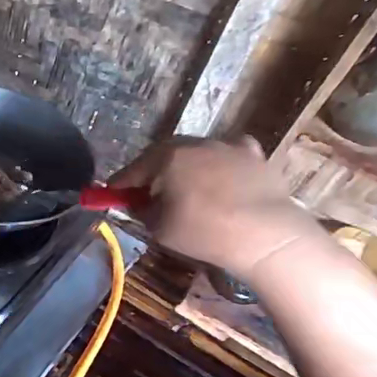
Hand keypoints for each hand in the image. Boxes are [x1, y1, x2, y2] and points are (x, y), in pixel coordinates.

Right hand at [109, 137, 322, 279]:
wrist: (266, 234)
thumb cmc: (203, 231)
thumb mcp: (159, 228)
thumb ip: (142, 211)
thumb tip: (139, 204)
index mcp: (165, 156)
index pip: (131, 171)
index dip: (118, 187)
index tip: (110, 197)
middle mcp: (193, 142)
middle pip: (162, 157)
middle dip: (153, 174)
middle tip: (148, 196)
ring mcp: (226, 144)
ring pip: (195, 154)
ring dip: (186, 169)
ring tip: (187, 192)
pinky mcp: (254, 154)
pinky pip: (228, 155)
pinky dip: (220, 165)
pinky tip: (222, 182)